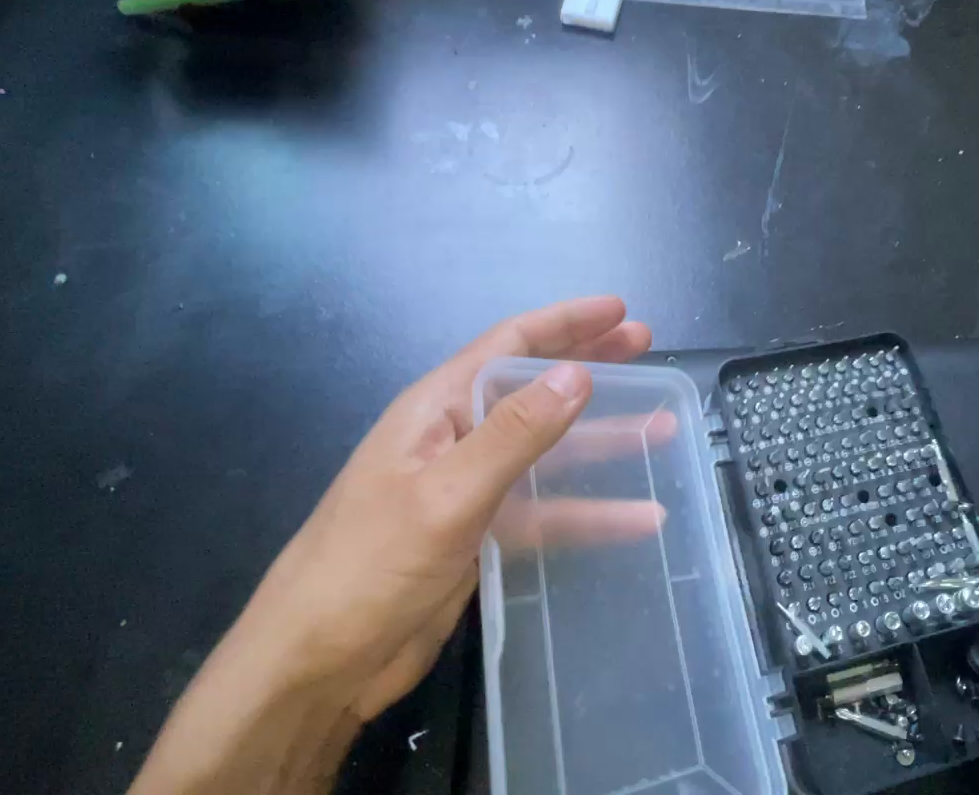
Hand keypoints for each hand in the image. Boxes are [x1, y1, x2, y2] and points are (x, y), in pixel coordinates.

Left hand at [132, 298, 657, 794]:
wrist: (317, 667)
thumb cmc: (369, 565)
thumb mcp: (446, 493)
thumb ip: (514, 433)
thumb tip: (578, 371)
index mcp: (438, 409)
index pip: (510, 344)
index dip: (567, 322)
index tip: (621, 311)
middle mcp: (457, 438)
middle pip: (535, 387)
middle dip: (590, 364)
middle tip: (647, 348)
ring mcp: (471, 488)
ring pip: (549, 450)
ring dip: (603, 438)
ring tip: (661, 425)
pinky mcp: (483, 536)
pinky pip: (548, 510)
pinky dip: (591, 511)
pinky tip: (639, 518)